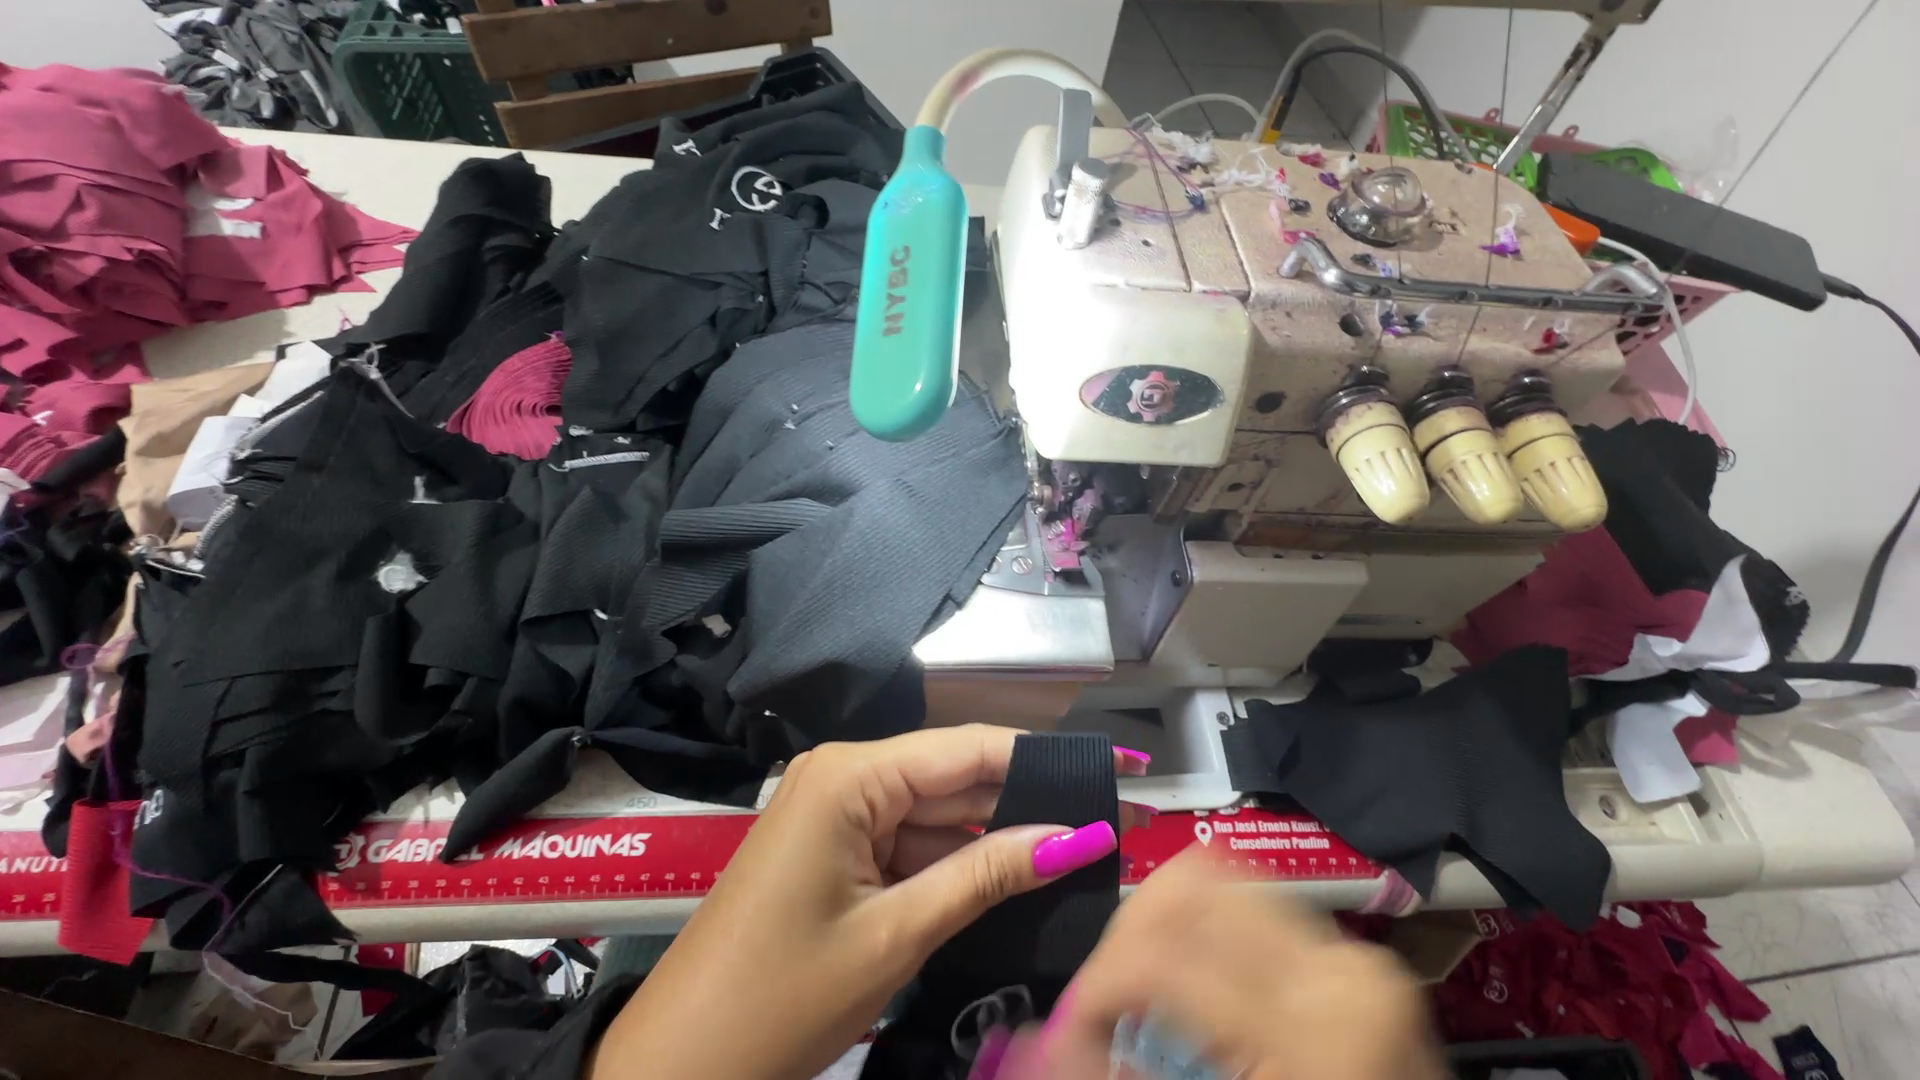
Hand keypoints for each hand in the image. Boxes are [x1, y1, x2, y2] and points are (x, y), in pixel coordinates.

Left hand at [589, 724, 1146, 1079]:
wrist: (679, 1064)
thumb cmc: (784, 995)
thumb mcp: (898, 933)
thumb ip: (987, 874)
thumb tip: (1075, 836)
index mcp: (851, 775)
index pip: (968, 748)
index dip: (1042, 761)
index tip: (1112, 775)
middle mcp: (843, 774)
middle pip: (953, 777)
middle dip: (1025, 803)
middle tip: (1106, 824)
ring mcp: (835, 811)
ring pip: (934, 813)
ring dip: (993, 837)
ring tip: (1074, 853)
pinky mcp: (833, 846)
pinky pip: (906, 840)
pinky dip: (952, 862)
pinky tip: (1009, 877)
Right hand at [989, 849, 1446, 1079]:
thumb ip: (1125, 1068)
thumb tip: (1036, 1045)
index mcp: (1310, 1031)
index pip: (1158, 961)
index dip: (1092, 990)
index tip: (1065, 1031)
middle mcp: (1337, 967)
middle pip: (1185, 886)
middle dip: (1123, 936)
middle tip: (1104, 997)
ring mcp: (1352, 954)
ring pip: (1215, 877)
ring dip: (1160, 923)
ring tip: (1144, 987)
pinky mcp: (1354, 956)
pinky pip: (1251, 904)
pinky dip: (1202, 929)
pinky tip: (1193, 983)